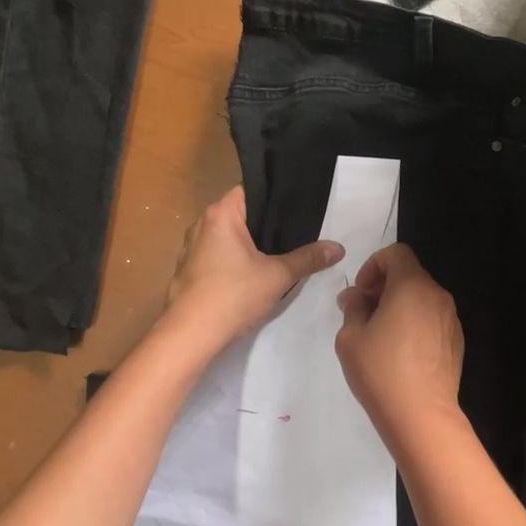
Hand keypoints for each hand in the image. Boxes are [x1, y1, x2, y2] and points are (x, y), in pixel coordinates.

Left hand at [162, 186, 343, 347]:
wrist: (190, 335)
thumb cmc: (233, 295)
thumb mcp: (278, 276)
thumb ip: (308, 259)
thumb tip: (339, 248)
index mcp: (221, 214)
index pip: (250, 190)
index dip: (274, 197)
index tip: (296, 207)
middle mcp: (201, 224)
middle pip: (239, 214)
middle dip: (264, 224)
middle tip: (295, 231)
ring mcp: (190, 248)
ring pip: (226, 237)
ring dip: (247, 244)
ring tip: (276, 253)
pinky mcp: (187, 271)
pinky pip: (215, 255)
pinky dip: (231, 261)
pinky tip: (250, 276)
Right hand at [335, 243, 464, 437]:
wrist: (422, 415)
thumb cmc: (381, 370)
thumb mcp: (350, 337)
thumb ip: (353, 308)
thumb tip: (356, 297)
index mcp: (412, 286)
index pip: (397, 253)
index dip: (374, 265)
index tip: (360, 291)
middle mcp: (437, 296)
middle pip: (410, 276)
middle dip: (384, 287)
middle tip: (362, 313)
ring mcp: (451, 320)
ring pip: (422, 299)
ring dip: (400, 307)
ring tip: (379, 336)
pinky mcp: (457, 343)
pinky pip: (432, 320)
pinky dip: (415, 324)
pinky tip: (400, 354)